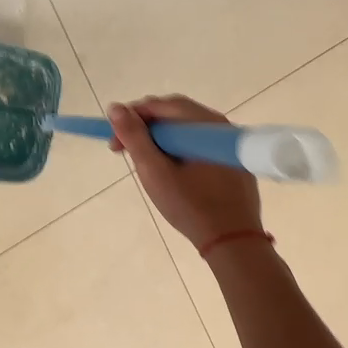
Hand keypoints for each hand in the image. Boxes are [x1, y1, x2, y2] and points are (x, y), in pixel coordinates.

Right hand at [108, 95, 260, 252]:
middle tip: (123, 148)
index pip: (160, 105)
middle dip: (144, 127)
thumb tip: (115, 108)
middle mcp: (221, 126)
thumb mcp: (153, 170)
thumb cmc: (190, 205)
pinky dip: (177, 148)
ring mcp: (228, 144)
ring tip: (143, 159)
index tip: (114, 139)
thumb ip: (133, 136)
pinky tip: (168, 168)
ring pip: (185, 129)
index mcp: (204, 124)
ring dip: (159, 138)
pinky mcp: (232, 160)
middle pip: (174, 113)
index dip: (131, 117)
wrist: (233, 241)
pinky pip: (198, 142)